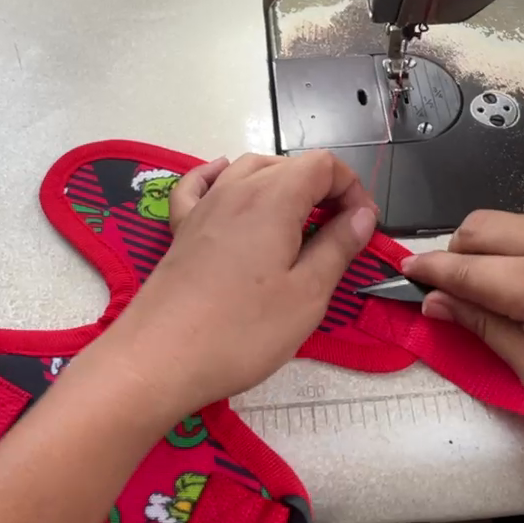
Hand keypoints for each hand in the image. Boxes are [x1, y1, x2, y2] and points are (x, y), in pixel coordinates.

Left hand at [78, 152, 377, 425]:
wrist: (160, 358)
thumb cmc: (242, 331)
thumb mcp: (307, 294)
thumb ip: (338, 247)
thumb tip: (362, 215)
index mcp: (274, 199)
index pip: (324, 165)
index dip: (352, 188)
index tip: (363, 226)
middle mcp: (237, 189)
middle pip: (289, 164)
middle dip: (324, 189)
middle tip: (340, 234)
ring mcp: (204, 206)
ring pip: (249, 169)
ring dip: (282, 184)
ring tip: (300, 220)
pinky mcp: (180, 228)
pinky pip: (201, 184)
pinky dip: (222, 176)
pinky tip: (227, 183)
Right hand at [402, 211, 523, 477]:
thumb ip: (483, 328)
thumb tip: (436, 303)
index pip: (463, 268)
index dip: (427, 272)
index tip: (402, 274)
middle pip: (482, 225)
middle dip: (456, 251)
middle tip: (451, 288)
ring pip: (517, 221)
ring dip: (493, 246)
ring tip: (499, 288)